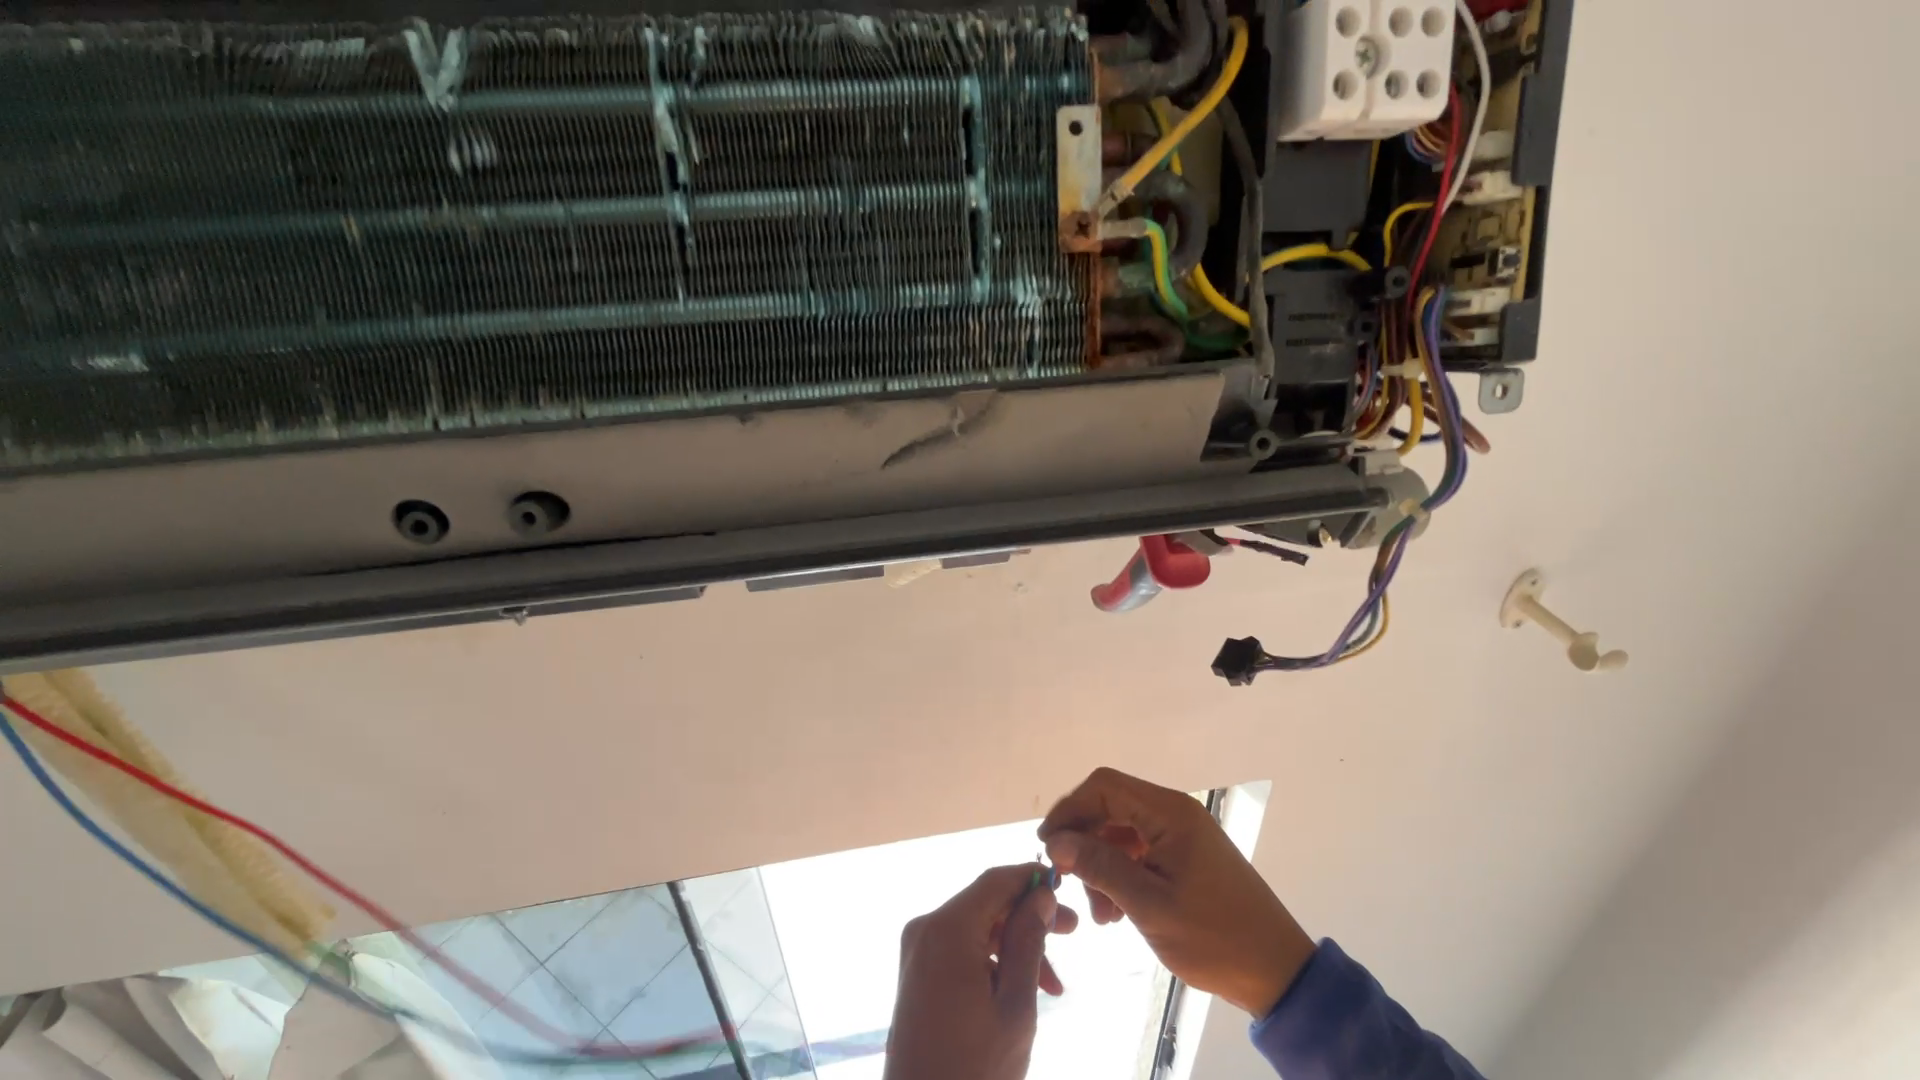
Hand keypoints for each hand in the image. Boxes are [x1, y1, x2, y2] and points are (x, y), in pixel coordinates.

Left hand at [883, 864, 1079, 1079]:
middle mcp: (925, 929)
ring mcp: (917, 952)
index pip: (995, 880)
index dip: (1031, 877)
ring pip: (977, 927)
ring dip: (1016, 944)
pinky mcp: (917, 973)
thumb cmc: (975, 1067)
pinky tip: (1023, 988)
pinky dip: (993, 960)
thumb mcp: (1015, 1005)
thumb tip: (1040, 894)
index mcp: (946, 929)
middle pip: (986, 902)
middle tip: (1073, 931)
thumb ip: (1028, 943)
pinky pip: (960, 949)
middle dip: (1029, 915)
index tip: (1067, 887)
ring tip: (1055, 983)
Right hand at [1039, 768, 1315, 1017]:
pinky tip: (1114, 913)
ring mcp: (1181, 836)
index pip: (1104, 786)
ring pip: (1120, 833)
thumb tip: (1055, 841)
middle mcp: (1174, 814)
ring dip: (1099, 865)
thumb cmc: (1214, 937)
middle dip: (1083, 842)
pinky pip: (1138, 853)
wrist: (1275, 971)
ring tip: (1098, 914)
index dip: (1070, 810)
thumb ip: (1100, 866)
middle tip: (1066, 882)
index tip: (1048, 848)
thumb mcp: (1148, 905)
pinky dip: (1119, 875)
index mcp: (1169, 814)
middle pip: (1110, 807)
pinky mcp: (1184, 858)